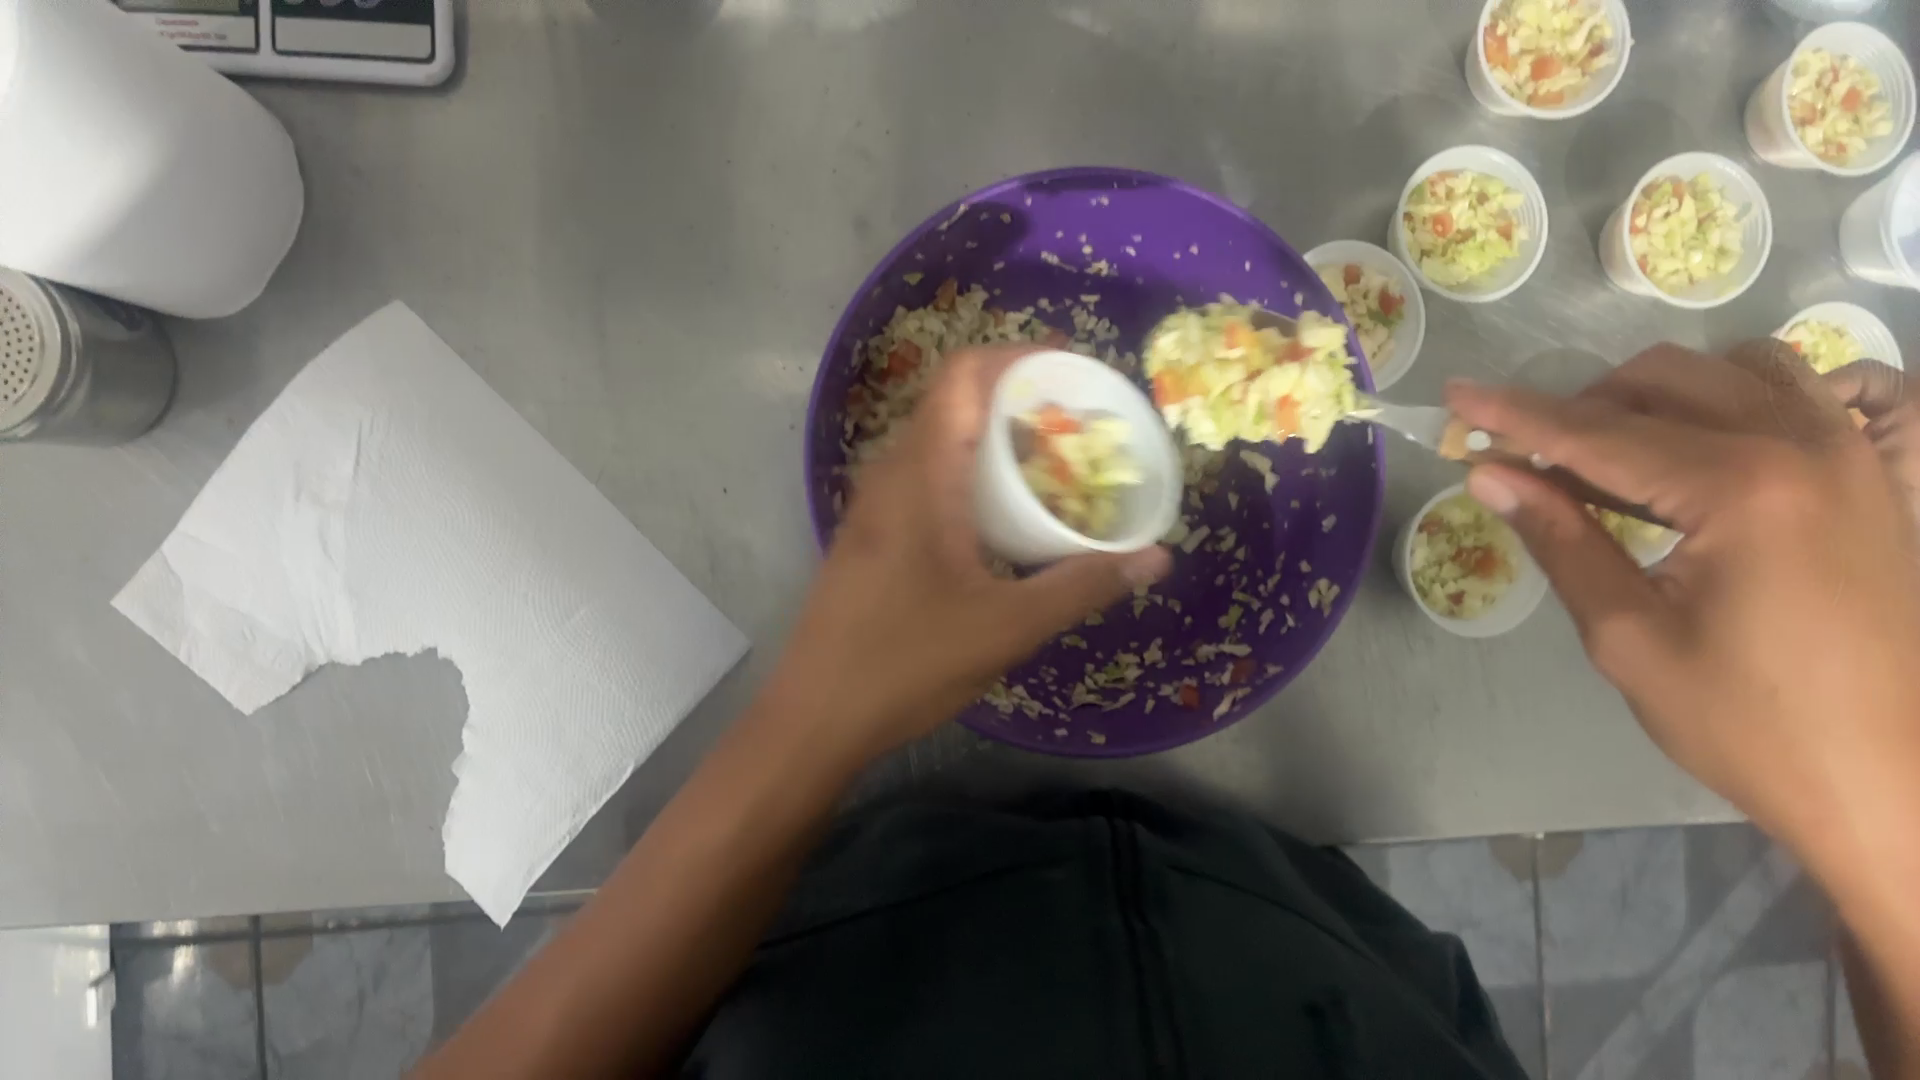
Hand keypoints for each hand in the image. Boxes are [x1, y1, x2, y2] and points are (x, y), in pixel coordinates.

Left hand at [777, 345, 1170, 757]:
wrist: (814, 717)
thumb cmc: (907, 663)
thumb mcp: (1007, 627)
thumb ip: (1082, 586)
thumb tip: (1156, 559)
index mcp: (921, 475)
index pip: (963, 376)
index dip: (1017, 358)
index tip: (1071, 375)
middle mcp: (889, 475)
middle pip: (952, 405)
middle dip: (1015, 403)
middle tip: (1075, 430)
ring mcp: (871, 507)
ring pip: (935, 445)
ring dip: (988, 445)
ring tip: (1047, 470)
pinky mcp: (867, 538)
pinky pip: (921, 481)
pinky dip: (965, 478)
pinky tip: (998, 523)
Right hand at [1445, 341, 1919, 848]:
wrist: (1893, 784)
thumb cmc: (1745, 721)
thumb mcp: (1625, 634)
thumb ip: (1559, 538)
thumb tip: (1488, 474)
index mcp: (1742, 489)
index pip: (1596, 432)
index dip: (1514, 413)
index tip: (1455, 393)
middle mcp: (1807, 447)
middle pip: (1665, 380)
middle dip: (1580, 406)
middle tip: (1525, 458)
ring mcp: (1857, 457)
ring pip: (1738, 369)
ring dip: (1658, 395)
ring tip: (1608, 455)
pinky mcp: (1879, 480)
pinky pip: (1806, 394)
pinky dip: (1735, 401)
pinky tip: (1697, 452)